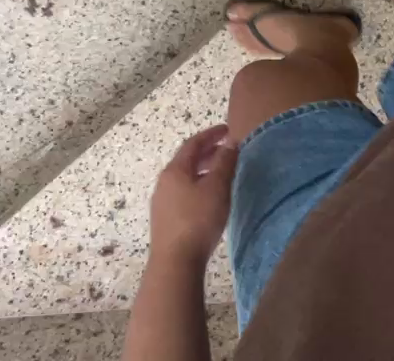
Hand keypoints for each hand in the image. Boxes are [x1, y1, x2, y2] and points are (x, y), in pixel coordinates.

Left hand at [149, 124, 237, 263]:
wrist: (175, 263)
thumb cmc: (197, 219)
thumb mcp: (217, 186)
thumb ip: (225, 161)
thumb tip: (230, 141)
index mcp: (175, 170)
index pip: (193, 143)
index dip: (211, 134)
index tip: (228, 130)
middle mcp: (164, 183)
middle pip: (187, 160)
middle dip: (208, 151)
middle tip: (227, 149)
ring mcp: (162, 202)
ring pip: (185, 177)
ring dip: (203, 169)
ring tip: (222, 172)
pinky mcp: (165, 219)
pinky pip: (182, 192)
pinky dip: (198, 185)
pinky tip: (209, 197)